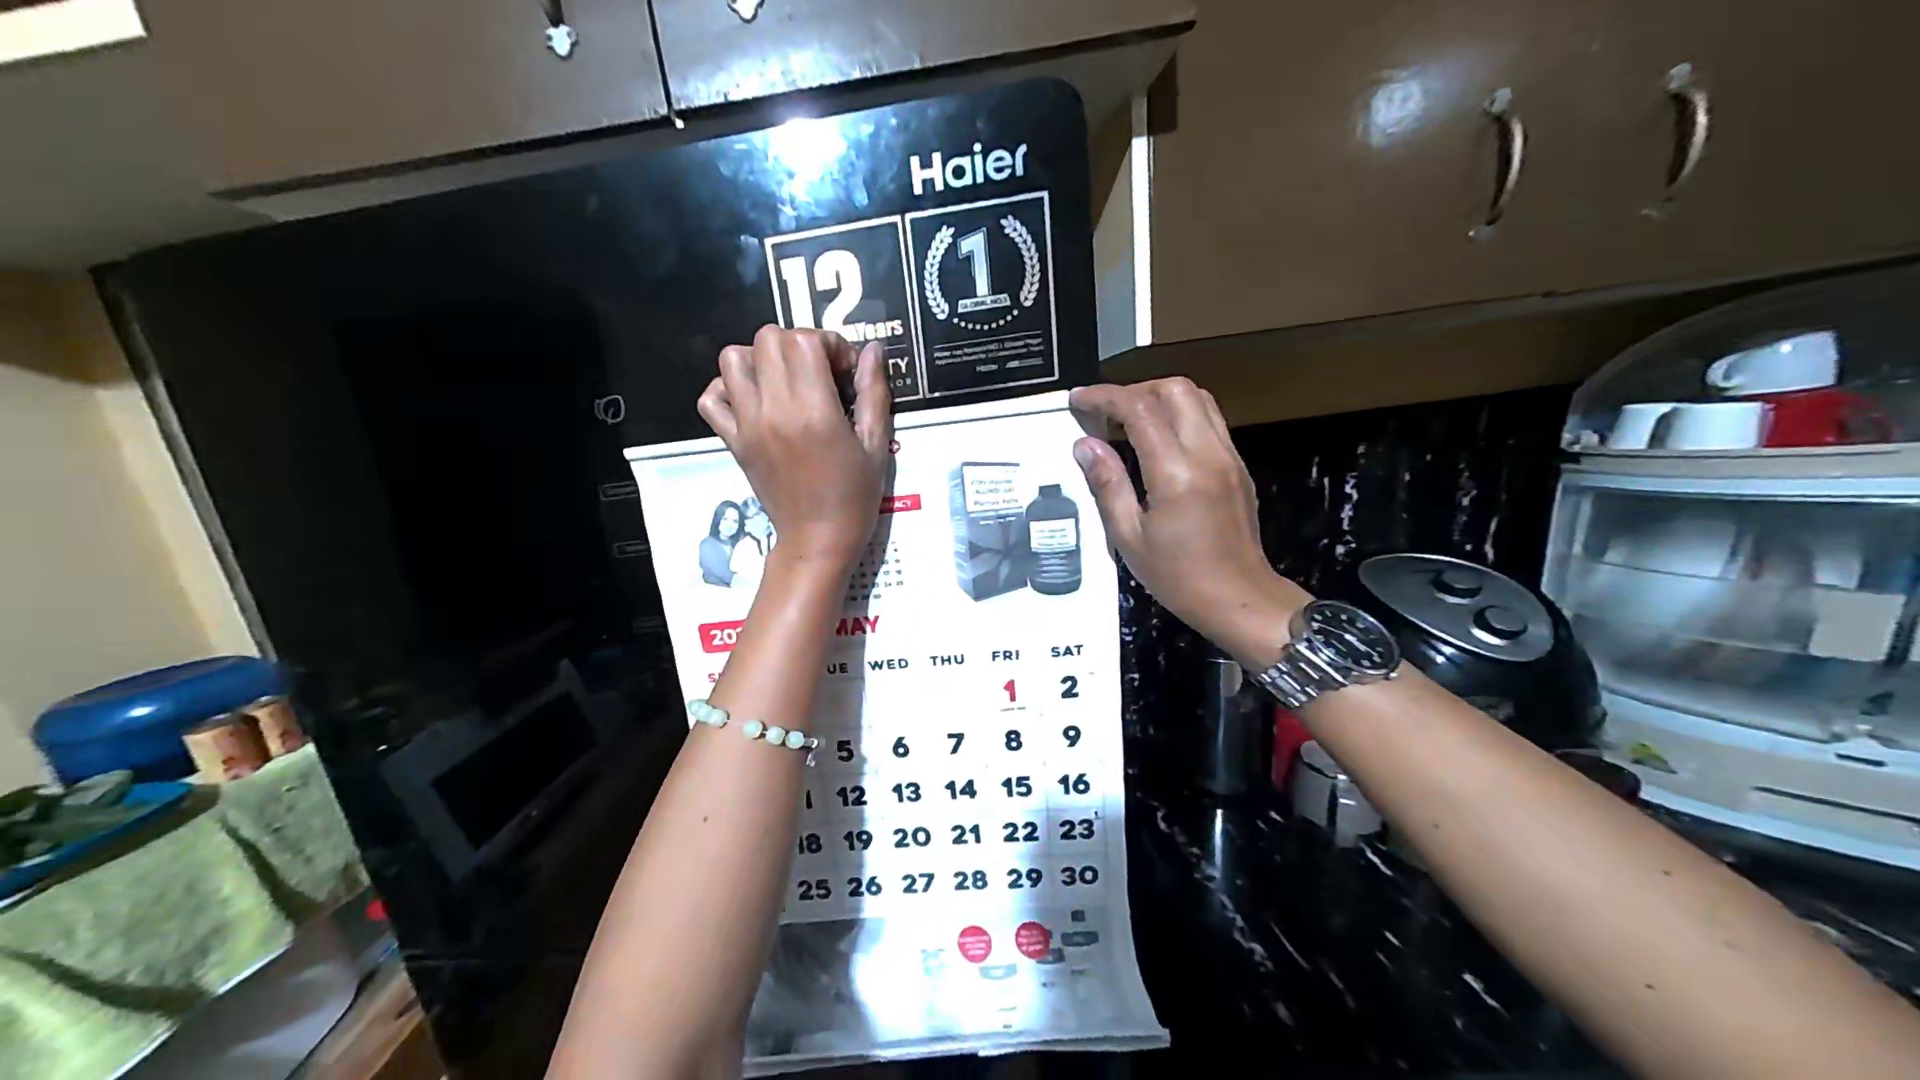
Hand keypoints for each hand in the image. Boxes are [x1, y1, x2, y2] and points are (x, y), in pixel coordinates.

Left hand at [698, 327, 891, 568]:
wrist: (817, 539)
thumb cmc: (855, 496)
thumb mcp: (876, 444)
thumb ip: (874, 392)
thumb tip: (872, 350)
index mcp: (813, 410)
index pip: (804, 340)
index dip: (829, 343)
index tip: (845, 370)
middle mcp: (773, 410)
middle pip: (768, 339)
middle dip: (798, 344)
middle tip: (819, 372)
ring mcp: (747, 425)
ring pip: (733, 359)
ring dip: (761, 359)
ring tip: (786, 381)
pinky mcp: (733, 441)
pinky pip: (711, 399)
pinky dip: (727, 388)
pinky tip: (754, 400)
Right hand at [1069, 378, 1311, 667]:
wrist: (1238, 598)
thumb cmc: (1178, 577)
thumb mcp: (1128, 537)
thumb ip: (1107, 484)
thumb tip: (1085, 445)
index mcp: (1177, 473)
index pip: (1140, 409)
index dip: (1105, 397)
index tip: (1079, 400)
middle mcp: (1208, 454)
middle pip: (1175, 389)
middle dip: (1135, 390)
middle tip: (1106, 413)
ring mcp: (1229, 456)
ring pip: (1197, 398)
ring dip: (1159, 398)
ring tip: (1129, 422)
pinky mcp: (1237, 465)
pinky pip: (1209, 420)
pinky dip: (1179, 415)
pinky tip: (1157, 441)